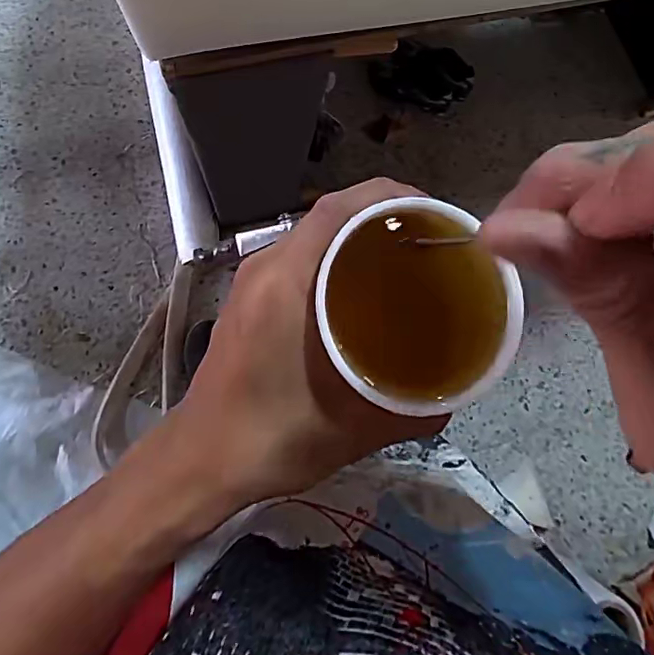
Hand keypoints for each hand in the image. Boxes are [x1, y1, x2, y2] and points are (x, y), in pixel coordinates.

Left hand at [167, 178, 450, 506]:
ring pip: (313, 233)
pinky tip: (359, 287)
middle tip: (427, 237)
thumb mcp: (353, 428)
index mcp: (286, 281)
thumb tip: (449, 393)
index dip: (389, 196)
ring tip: (401, 257)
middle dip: (381, 213)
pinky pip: (299, 255)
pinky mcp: (248, 295)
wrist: (203, 458)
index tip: (432, 213)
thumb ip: (411, 411)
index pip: (337, 208)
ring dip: (356, 232)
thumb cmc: (272, 439)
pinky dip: (333, 255)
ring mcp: (252, 278)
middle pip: (328, 213)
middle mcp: (266, 266)